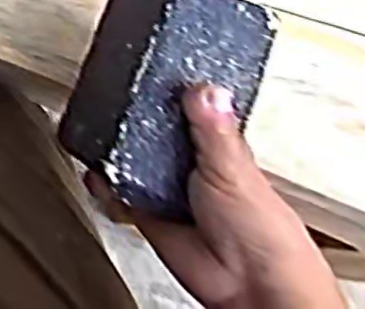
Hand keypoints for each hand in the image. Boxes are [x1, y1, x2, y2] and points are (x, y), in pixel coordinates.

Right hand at [91, 86, 342, 308]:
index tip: (139, 77)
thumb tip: (209, 89)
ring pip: (125, 159)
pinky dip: (99, 180)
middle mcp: (188, 171)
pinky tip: (97, 173)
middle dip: (125, 122)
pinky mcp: (142, 209)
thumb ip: (217, 134)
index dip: (163, 98)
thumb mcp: (238, 176)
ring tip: (93, 135)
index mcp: (218, 158)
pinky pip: (111, 187)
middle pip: (147, 135)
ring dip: (108, 151)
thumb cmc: (270, 242)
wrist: (252, 293)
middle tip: (103, 102)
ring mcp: (164, 191)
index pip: (185, 118)